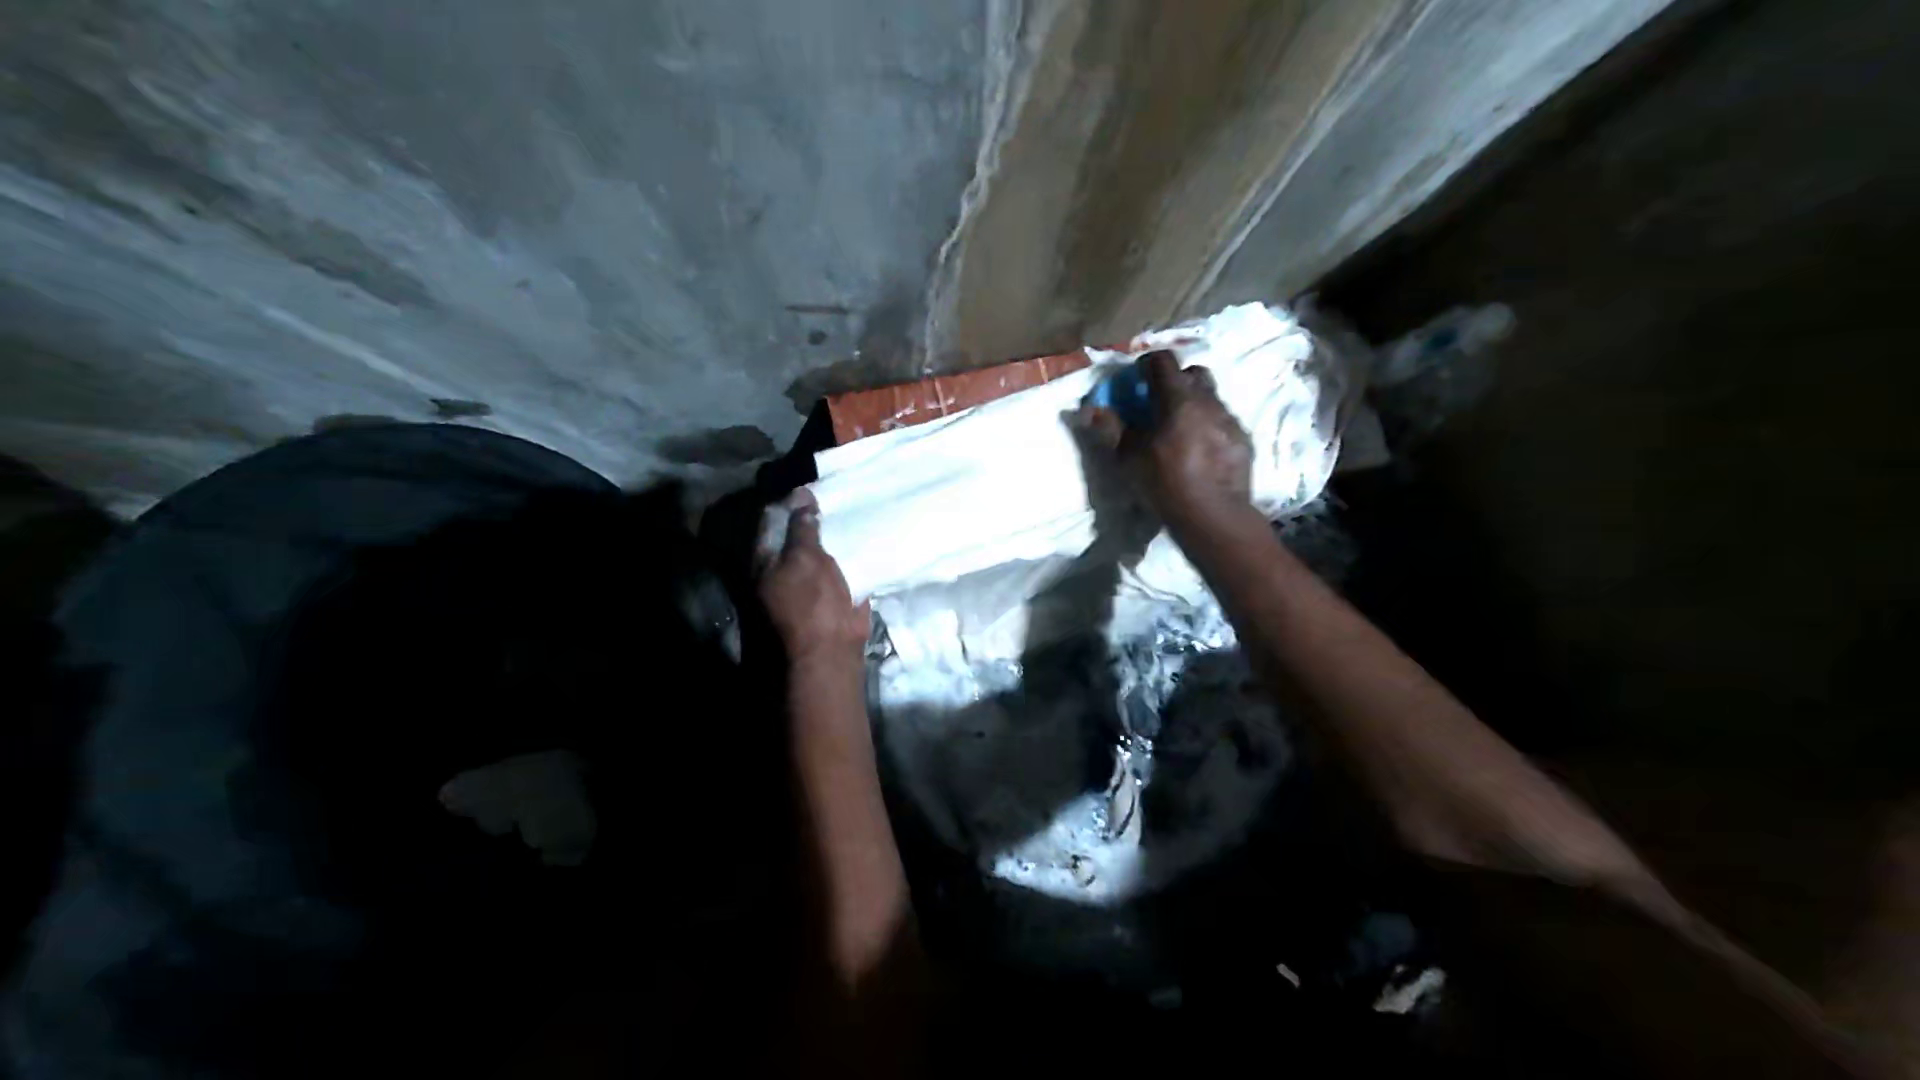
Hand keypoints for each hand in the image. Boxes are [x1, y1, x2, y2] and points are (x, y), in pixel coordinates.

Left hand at [757, 488, 870, 669]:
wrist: (832, 647)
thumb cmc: (812, 602)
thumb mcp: (805, 558)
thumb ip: (802, 528)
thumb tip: (801, 496)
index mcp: (765, 559)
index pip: (773, 520)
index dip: (791, 502)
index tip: (814, 488)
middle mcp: (780, 568)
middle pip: (794, 533)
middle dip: (813, 516)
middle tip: (835, 494)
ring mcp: (805, 580)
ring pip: (817, 547)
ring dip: (830, 532)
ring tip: (850, 509)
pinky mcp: (829, 591)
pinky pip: (835, 563)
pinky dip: (845, 550)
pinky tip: (859, 534)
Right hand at [1074, 350, 1254, 535]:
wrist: (1213, 515)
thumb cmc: (1164, 483)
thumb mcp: (1127, 458)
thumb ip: (1110, 428)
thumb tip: (1089, 410)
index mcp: (1177, 399)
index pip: (1163, 360)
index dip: (1146, 364)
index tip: (1136, 379)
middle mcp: (1208, 401)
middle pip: (1193, 373)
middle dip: (1176, 381)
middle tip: (1160, 404)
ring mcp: (1230, 420)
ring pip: (1211, 398)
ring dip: (1194, 406)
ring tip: (1180, 431)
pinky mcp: (1243, 441)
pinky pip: (1224, 423)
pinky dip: (1209, 428)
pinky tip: (1201, 452)